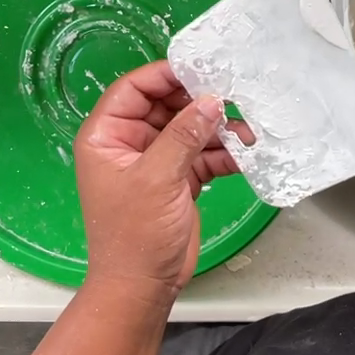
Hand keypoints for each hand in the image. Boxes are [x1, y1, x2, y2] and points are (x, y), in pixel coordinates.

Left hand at [74, 62, 243, 300]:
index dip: (167, 76)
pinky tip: (245, 154)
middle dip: (200, 104)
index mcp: (107, 136)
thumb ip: (184, 136)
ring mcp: (157, 162)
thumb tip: (212, 101)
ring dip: (218, 131)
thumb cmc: (135, 233)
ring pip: (190, 131)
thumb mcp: (158, 179)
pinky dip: (223, 154)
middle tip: (234, 97)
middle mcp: (130, 143)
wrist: (144, 285)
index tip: (202, 69)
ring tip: (247, 132)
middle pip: (167, 106)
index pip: (135, 90)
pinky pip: (203, 155)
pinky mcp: (179, 179)